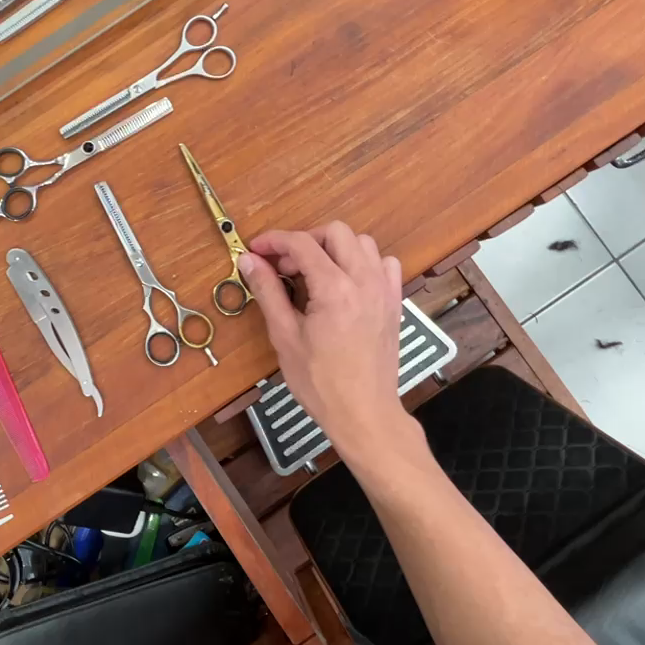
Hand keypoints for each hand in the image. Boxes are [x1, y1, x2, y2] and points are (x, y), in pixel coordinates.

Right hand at [238, 223, 420, 461]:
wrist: (363, 412)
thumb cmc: (320, 382)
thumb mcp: (285, 336)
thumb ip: (268, 292)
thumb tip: (250, 261)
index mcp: (335, 289)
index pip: (302, 243)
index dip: (274, 240)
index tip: (256, 250)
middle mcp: (364, 280)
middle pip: (336, 232)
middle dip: (306, 240)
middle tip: (285, 266)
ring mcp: (384, 290)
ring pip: (362, 243)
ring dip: (334, 248)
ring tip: (314, 274)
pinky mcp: (394, 302)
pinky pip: (384, 264)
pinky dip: (363, 262)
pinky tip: (346, 283)